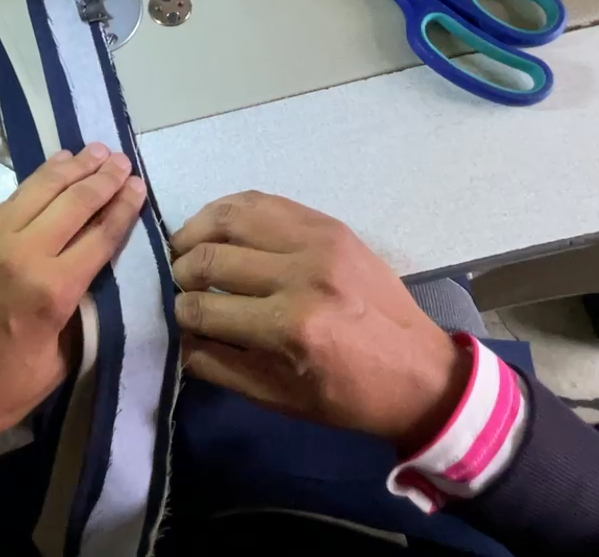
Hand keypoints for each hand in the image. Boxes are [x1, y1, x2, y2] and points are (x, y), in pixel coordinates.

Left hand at [0, 144, 146, 459]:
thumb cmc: (0, 389)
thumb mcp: (60, 362)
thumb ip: (83, 313)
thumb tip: (99, 275)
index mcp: (52, 291)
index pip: (100, 236)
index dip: (124, 208)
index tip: (140, 185)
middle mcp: (23, 253)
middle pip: (73, 202)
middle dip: (102, 178)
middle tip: (123, 160)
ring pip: (39, 189)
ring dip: (70, 167)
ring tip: (95, 150)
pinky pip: (14, 198)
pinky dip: (39, 179)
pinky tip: (55, 168)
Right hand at [169, 192, 470, 453]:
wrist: (423, 372)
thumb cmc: (350, 395)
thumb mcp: (281, 399)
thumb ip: (218, 366)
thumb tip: (175, 335)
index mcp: (290, 328)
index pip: (204, 309)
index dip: (181, 313)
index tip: (179, 315)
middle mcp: (300, 276)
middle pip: (210, 258)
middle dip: (181, 273)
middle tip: (180, 283)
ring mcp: (316, 241)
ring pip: (229, 216)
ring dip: (195, 231)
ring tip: (186, 247)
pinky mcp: (326, 223)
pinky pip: (260, 200)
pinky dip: (226, 209)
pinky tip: (215, 225)